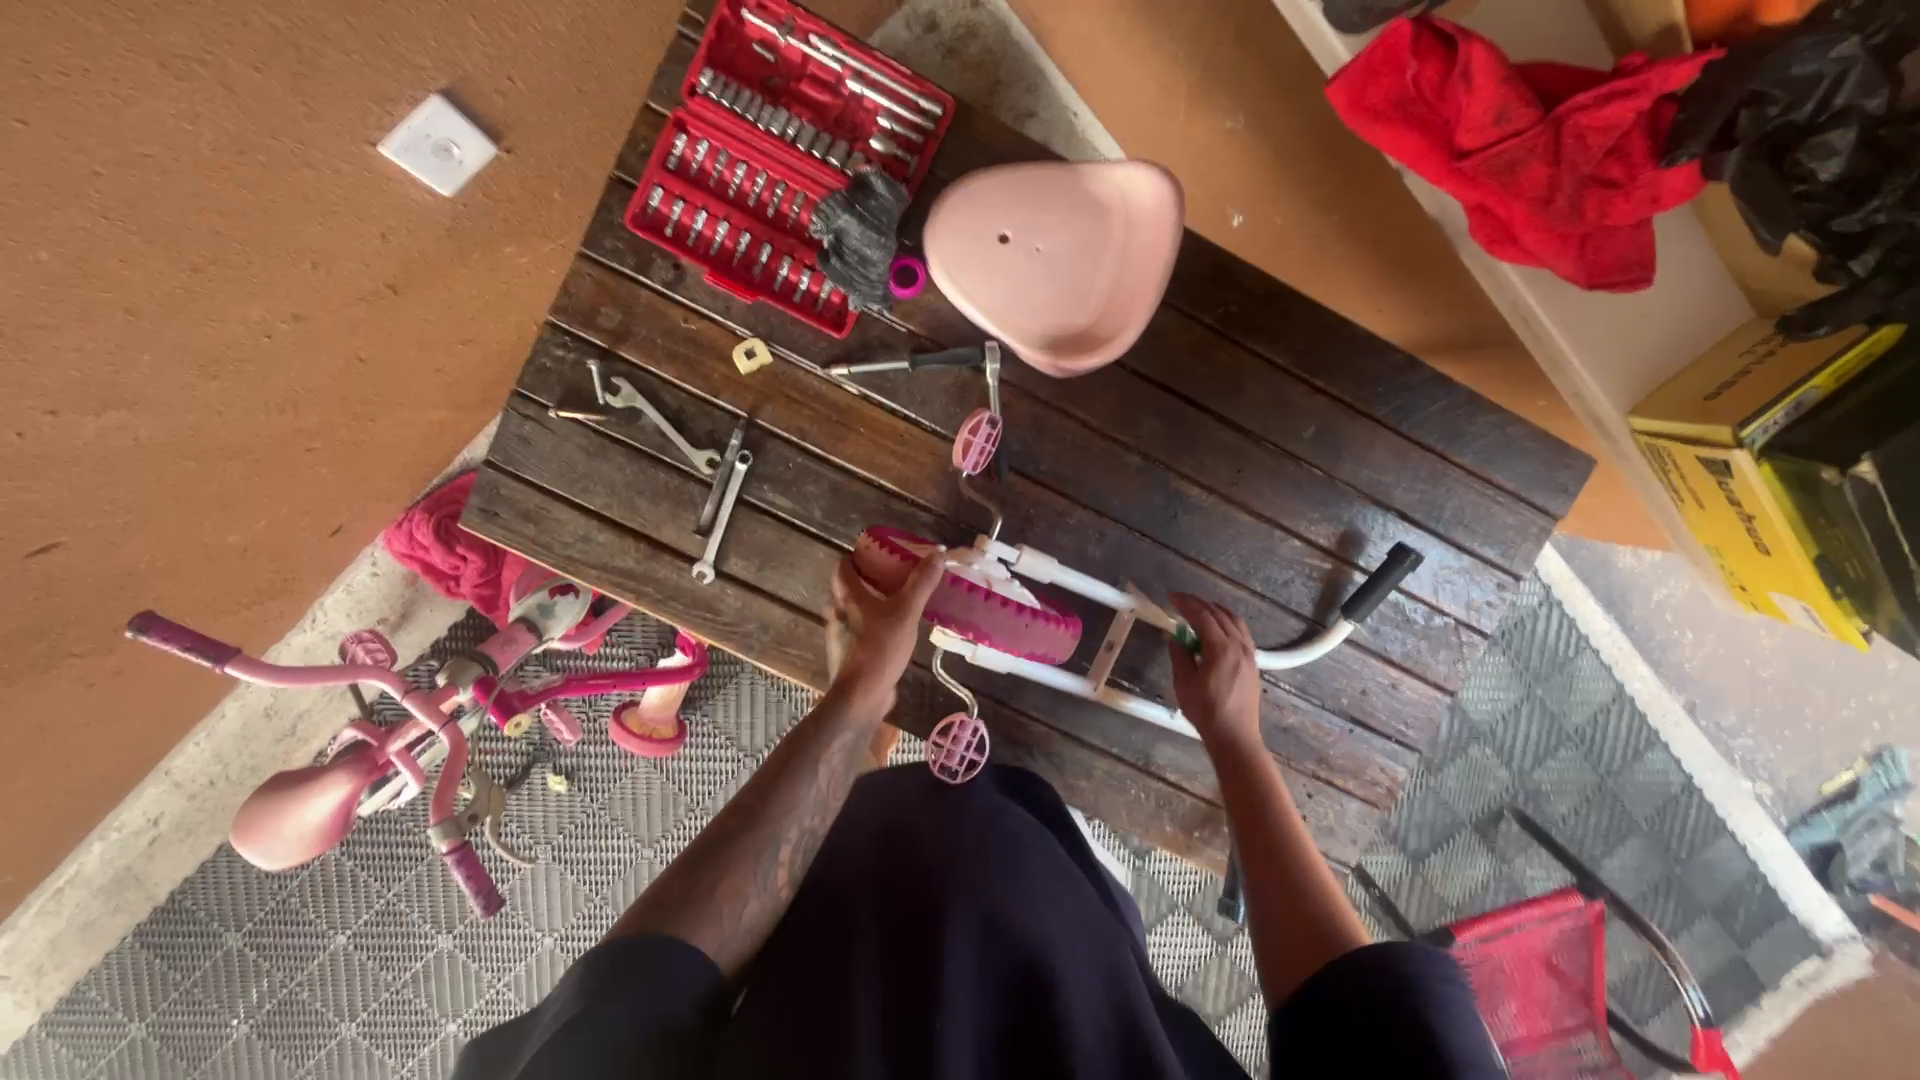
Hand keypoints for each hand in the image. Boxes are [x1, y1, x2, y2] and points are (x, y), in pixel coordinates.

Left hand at [825, 550, 944, 713]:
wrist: (861, 696)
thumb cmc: (879, 648)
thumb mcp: (906, 612)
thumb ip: (921, 583)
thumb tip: (937, 554)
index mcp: (847, 596)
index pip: (843, 565)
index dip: (859, 555)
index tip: (882, 552)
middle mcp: (839, 612)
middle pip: (850, 587)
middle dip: (871, 579)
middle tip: (898, 575)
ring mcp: (842, 635)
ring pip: (856, 610)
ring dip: (875, 603)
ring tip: (902, 601)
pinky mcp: (850, 654)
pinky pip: (862, 631)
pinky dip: (876, 625)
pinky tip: (897, 631)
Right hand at [1167, 594, 1261, 750]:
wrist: (1235, 736)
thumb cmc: (1206, 712)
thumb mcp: (1184, 684)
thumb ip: (1180, 656)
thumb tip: (1176, 638)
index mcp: (1221, 649)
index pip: (1203, 617)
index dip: (1187, 604)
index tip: (1173, 597)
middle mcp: (1239, 647)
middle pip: (1220, 615)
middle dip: (1200, 604)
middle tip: (1182, 601)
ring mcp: (1249, 655)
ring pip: (1235, 622)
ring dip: (1217, 612)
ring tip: (1201, 610)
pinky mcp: (1253, 664)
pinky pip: (1242, 634)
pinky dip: (1229, 624)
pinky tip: (1219, 630)